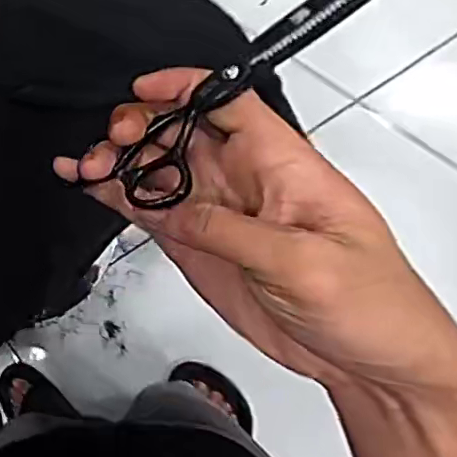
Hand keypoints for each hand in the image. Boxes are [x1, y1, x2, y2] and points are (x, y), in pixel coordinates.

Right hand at [54, 69, 456, 398]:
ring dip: (110, 157)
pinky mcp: (187, 234)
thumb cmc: (377, 309)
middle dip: (132, 125)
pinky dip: (103, 187)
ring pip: (145, 160)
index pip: (228, 103)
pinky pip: (136, 199)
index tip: (143, 89)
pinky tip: (79, 179)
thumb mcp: (306, 264)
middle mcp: (238, 177)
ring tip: (86, 168)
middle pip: (172, 126)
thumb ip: (228, 228)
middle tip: (112, 145)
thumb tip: (169, 208)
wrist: (374, 370)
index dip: (184, 86)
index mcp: (281, 166)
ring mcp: (209, 205)